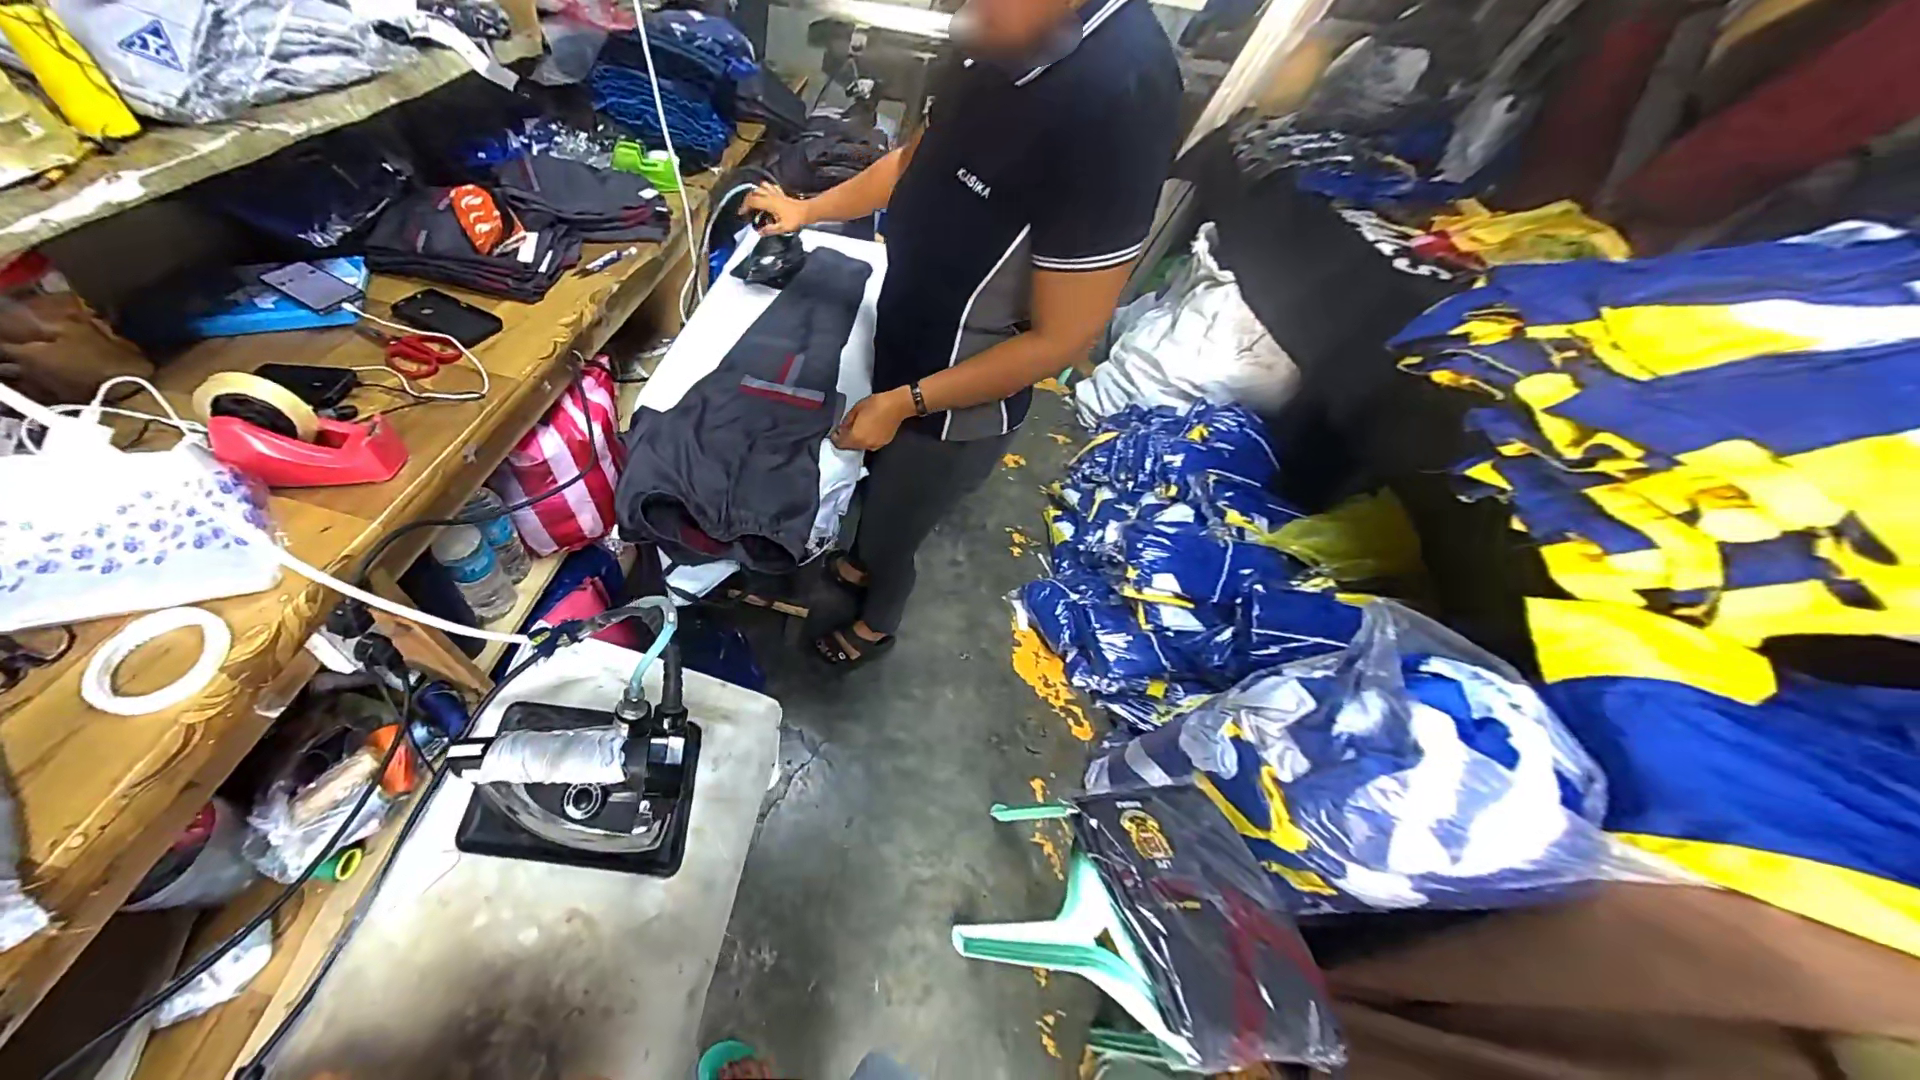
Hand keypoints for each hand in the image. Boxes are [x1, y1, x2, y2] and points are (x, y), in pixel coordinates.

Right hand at [742, 182, 811, 234]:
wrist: (805, 211)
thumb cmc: (794, 220)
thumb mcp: (782, 228)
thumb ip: (770, 230)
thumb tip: (759, 233)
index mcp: (769, 203)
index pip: (752, 201)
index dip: (744, 206)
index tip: (741, 213)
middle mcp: (770, 195)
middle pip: (753, 193)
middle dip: (747, 199)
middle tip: (745, 208)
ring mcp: (775, 193)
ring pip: (760, 187)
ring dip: (754, 192)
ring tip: (753, 201)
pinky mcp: (780, 192)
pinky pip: (769, 186)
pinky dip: (764, 188)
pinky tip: (764, 194)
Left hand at [833, 388, 913, 450]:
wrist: (897, 405)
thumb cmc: (876, 404)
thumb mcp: (856, 409)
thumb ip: (847, 421)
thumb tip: (842, 428)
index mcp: (856, 437)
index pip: (841, 444)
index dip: (836, 438)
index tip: (836, 432)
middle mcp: (865, 445)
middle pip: (851, 447)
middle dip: (846, 439)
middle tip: (845, 429)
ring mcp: (875, 445)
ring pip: (861, 446)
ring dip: (857, 439)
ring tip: (857, 428)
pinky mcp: (884, 443)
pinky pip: (870, 443)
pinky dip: (866, 439)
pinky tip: (868, 429)